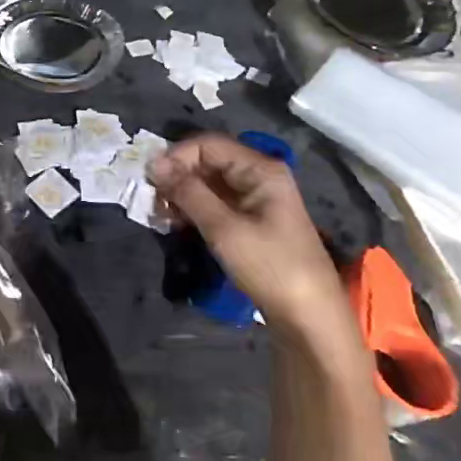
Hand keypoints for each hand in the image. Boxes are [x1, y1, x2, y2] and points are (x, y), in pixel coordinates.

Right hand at [151, 133, 348, 330]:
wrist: (309, 316)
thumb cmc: (270, 266)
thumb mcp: (224, 229)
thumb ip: (189, 193)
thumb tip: (155, 164)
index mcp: (261, 170)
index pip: (209, 144)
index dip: (177, 156)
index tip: (150, 180)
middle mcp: (260, 177)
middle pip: (210, 162)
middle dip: (178, 176)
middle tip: (154, 201)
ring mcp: (257, 201)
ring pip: (211, 184)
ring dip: (184, 195)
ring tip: (163, 216)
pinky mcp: (252, 223)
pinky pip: (217, 204)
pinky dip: (196, 210)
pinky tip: (180, 225)